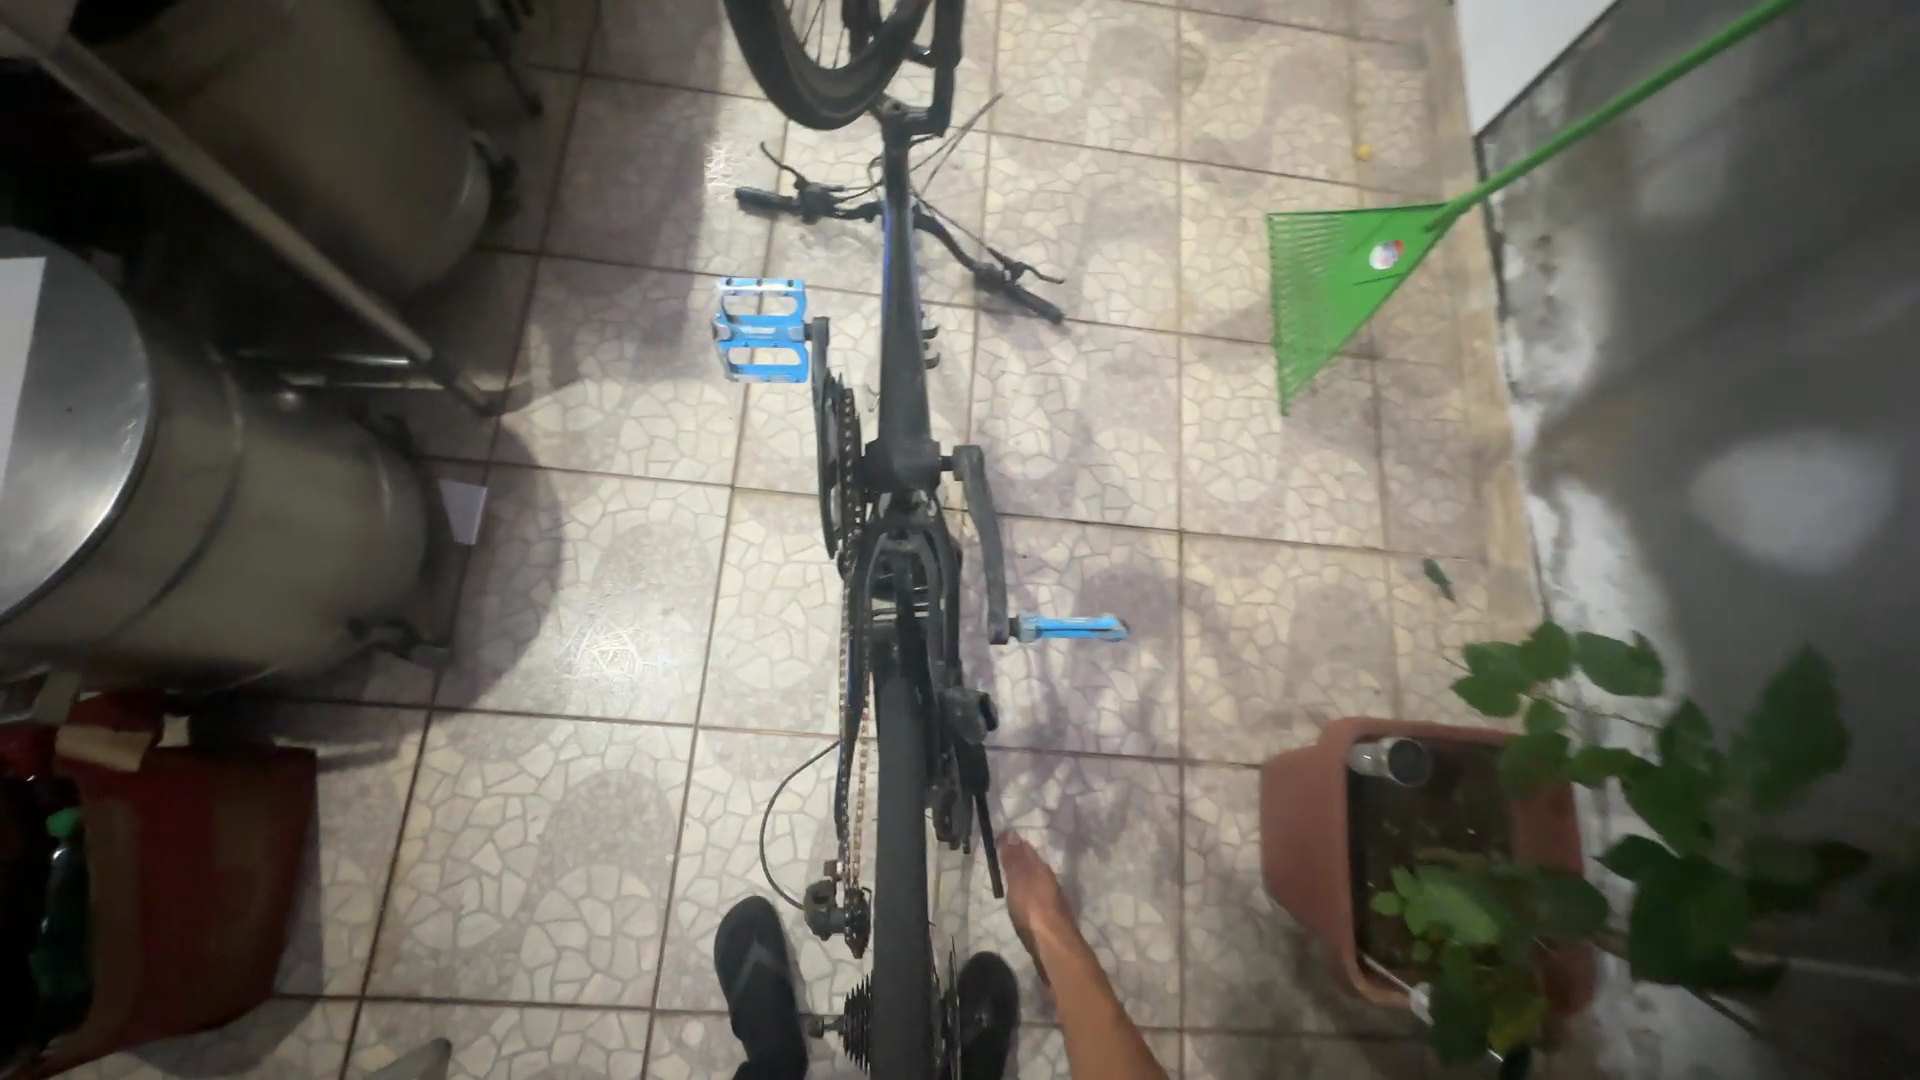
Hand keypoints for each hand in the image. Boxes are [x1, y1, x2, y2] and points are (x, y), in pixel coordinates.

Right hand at [999, 831, 1076, 973]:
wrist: (1054, 948)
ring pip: (1036, 880)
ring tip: (1010, 875)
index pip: (1026, 848)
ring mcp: (1052, 900)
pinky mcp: (1050, 919)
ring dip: (1024, 875)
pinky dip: (1027, 892)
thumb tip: (1012, 833)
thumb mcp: (1019, 881)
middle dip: (1020, 856)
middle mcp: (1049, 881)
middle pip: (1033, 864)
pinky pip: (1036, 897)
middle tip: (1003, 852)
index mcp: (1042, 869)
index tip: (998, 837)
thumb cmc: (1033, 910)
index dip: (1012, 841)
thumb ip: (1015, 859)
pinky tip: (1022, 901)